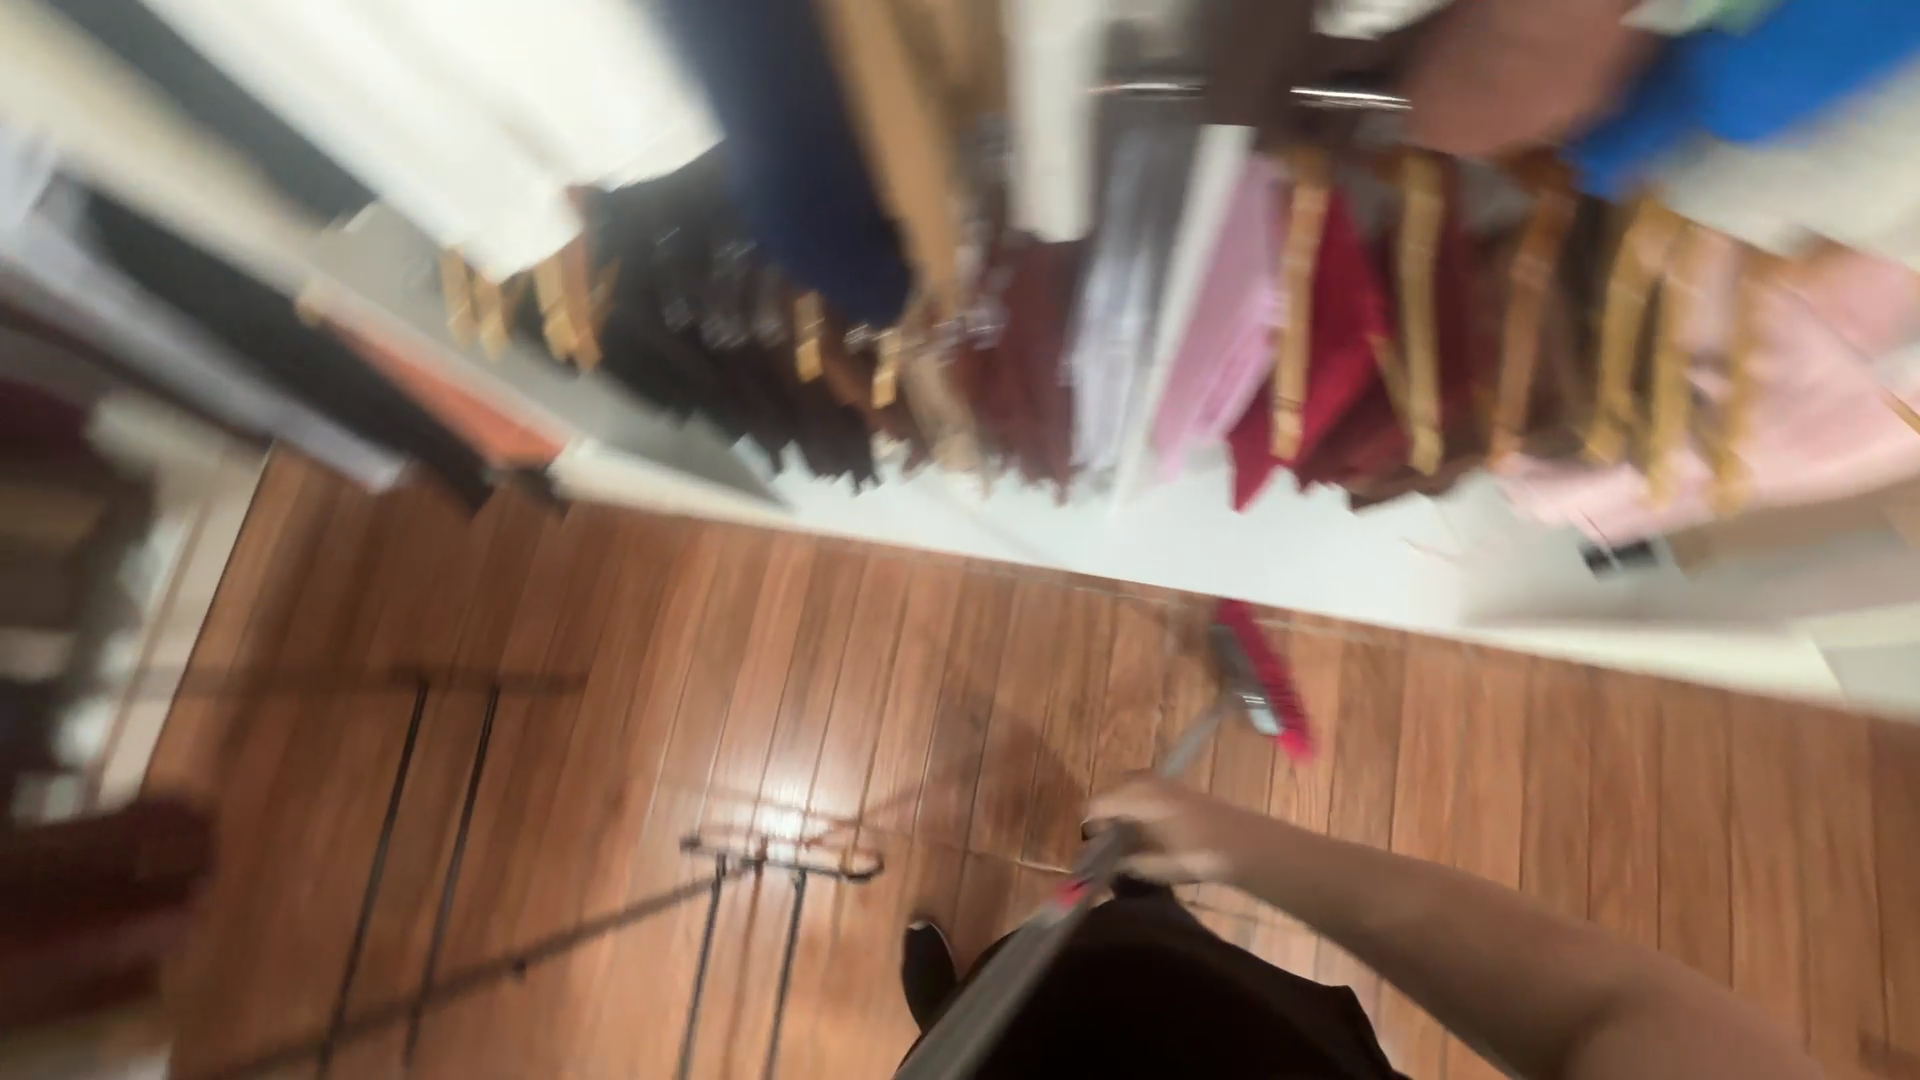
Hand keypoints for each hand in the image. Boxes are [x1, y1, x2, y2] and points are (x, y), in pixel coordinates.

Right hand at [1084, 776, 1272, 886]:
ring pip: (1125, 793)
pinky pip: (1141, 792)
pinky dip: (1137, 808)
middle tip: (1110, 849)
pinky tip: (1149, 833)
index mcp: (1132, 797)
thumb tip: (1108, 863)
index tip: (1094, 854)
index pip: (1093, 806)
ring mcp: (1159, 780)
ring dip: (1121, 814)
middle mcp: (1141, 781)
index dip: (1090, 830)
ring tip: (1129, 842)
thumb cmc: (1196, 854)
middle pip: (1108, 797)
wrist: (1242, 841)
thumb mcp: (1156, 866)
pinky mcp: (1173, 786)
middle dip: (1104, 820)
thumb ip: (1126, 863)